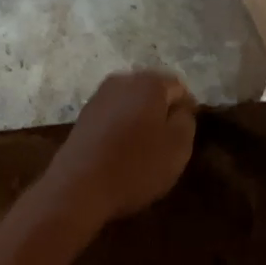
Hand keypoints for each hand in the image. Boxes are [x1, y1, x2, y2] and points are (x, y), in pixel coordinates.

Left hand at [42, 70, 197, 221]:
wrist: (78, 186)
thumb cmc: (135, 166)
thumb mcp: (177, 148)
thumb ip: (186, 120)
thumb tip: (182, 107)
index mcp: (150, 82)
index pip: (179, 87)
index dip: (186, 110)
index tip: (184, 136)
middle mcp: (124, 78)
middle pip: (153, 90)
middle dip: (162, 111)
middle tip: (166, 143)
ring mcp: (101, 94)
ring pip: (132, 101)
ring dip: (141, 118)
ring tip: (143, 149)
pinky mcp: (85, 112)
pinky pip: (114, 113)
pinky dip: (121, 126)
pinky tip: (121, 150)